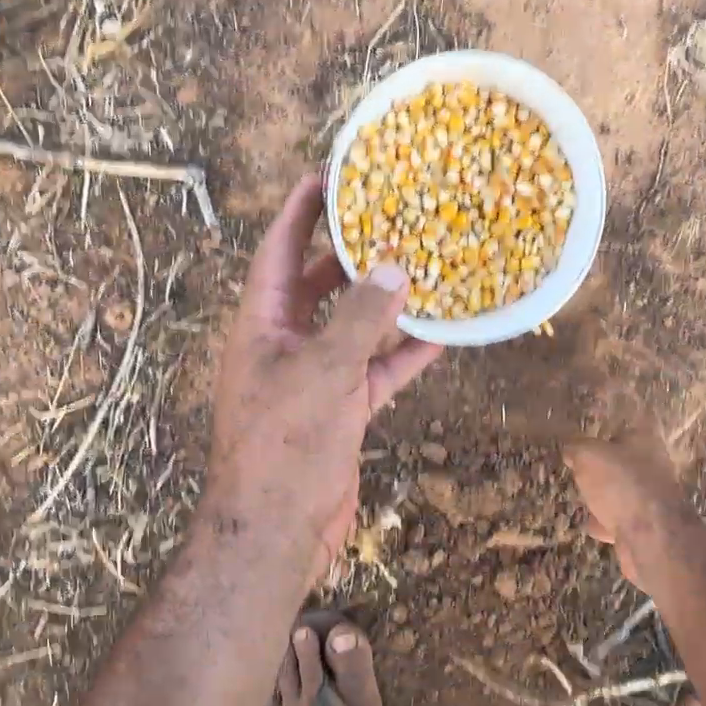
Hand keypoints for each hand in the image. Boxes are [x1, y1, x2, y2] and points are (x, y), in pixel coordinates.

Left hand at [208, 174, 444, 584]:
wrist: (276, 532)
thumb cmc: (283, 443)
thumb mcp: (323, 371)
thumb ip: (360, 318)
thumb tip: (396, 269)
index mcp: (262, 322)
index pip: (279, 249)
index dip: (301, 209)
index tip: (329, 173)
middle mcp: (285, 341)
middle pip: (319, 282)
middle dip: (351, 251)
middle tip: (391, 217)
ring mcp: (315, 376)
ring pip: (354, 325)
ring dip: (386, 303)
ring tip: (425, 267)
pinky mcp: (341, 408)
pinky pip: (377, 369)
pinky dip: (405, 354)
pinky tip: (443, 335)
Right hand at [563, 433, 694, 589]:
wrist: (650, 536)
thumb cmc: (620, 483)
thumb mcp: (587, 456)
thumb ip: (576, 449)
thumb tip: (570, 450)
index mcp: (645, 442)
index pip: (624, 431)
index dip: (604, 435)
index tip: (585, 444)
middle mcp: (655, 468)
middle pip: (625, 464)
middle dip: (606, 469)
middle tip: (582, 472)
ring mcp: (654, 500)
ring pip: (625, 493)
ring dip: (607, 498)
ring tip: (583, 498)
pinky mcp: (649, 528)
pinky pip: (623, 520)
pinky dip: (607, 523)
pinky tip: (590, 526)